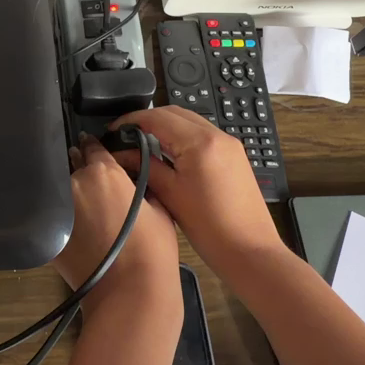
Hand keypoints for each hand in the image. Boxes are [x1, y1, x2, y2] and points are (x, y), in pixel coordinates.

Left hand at [53, 137, 180, 315]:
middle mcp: (76, 182)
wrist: (130, 293)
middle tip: (91, 183)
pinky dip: (63, 219)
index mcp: (104, 172)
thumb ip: (142, 186)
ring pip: (62, 191)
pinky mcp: (49, 233)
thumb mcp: (160, 210)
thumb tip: (134, 180)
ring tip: (84, 210)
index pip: (93, 147)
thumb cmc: (153, 250)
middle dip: (81, 169)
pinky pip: (56, 217)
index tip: (91, 146)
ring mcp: (59, 207)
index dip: (93, 146)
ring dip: (71, 194)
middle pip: (74, 166)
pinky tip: (75, 231)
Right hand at [109, 106, 284, 285]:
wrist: (251, 252)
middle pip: (174, 112)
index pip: (157, 117)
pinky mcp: (234, 154)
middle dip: (147, 119)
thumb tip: (121, 152)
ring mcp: (229, 144)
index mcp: (200, 143)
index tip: (113, 130)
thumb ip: (144, 166)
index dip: (131, 120)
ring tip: (143, 142)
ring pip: (189, 121)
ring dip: (165, 126)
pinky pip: (202, 134)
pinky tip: (168, 152)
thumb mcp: (170, 194)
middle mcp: (217, 135)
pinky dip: (182, 136)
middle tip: (125, 134)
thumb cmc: (209, 227)